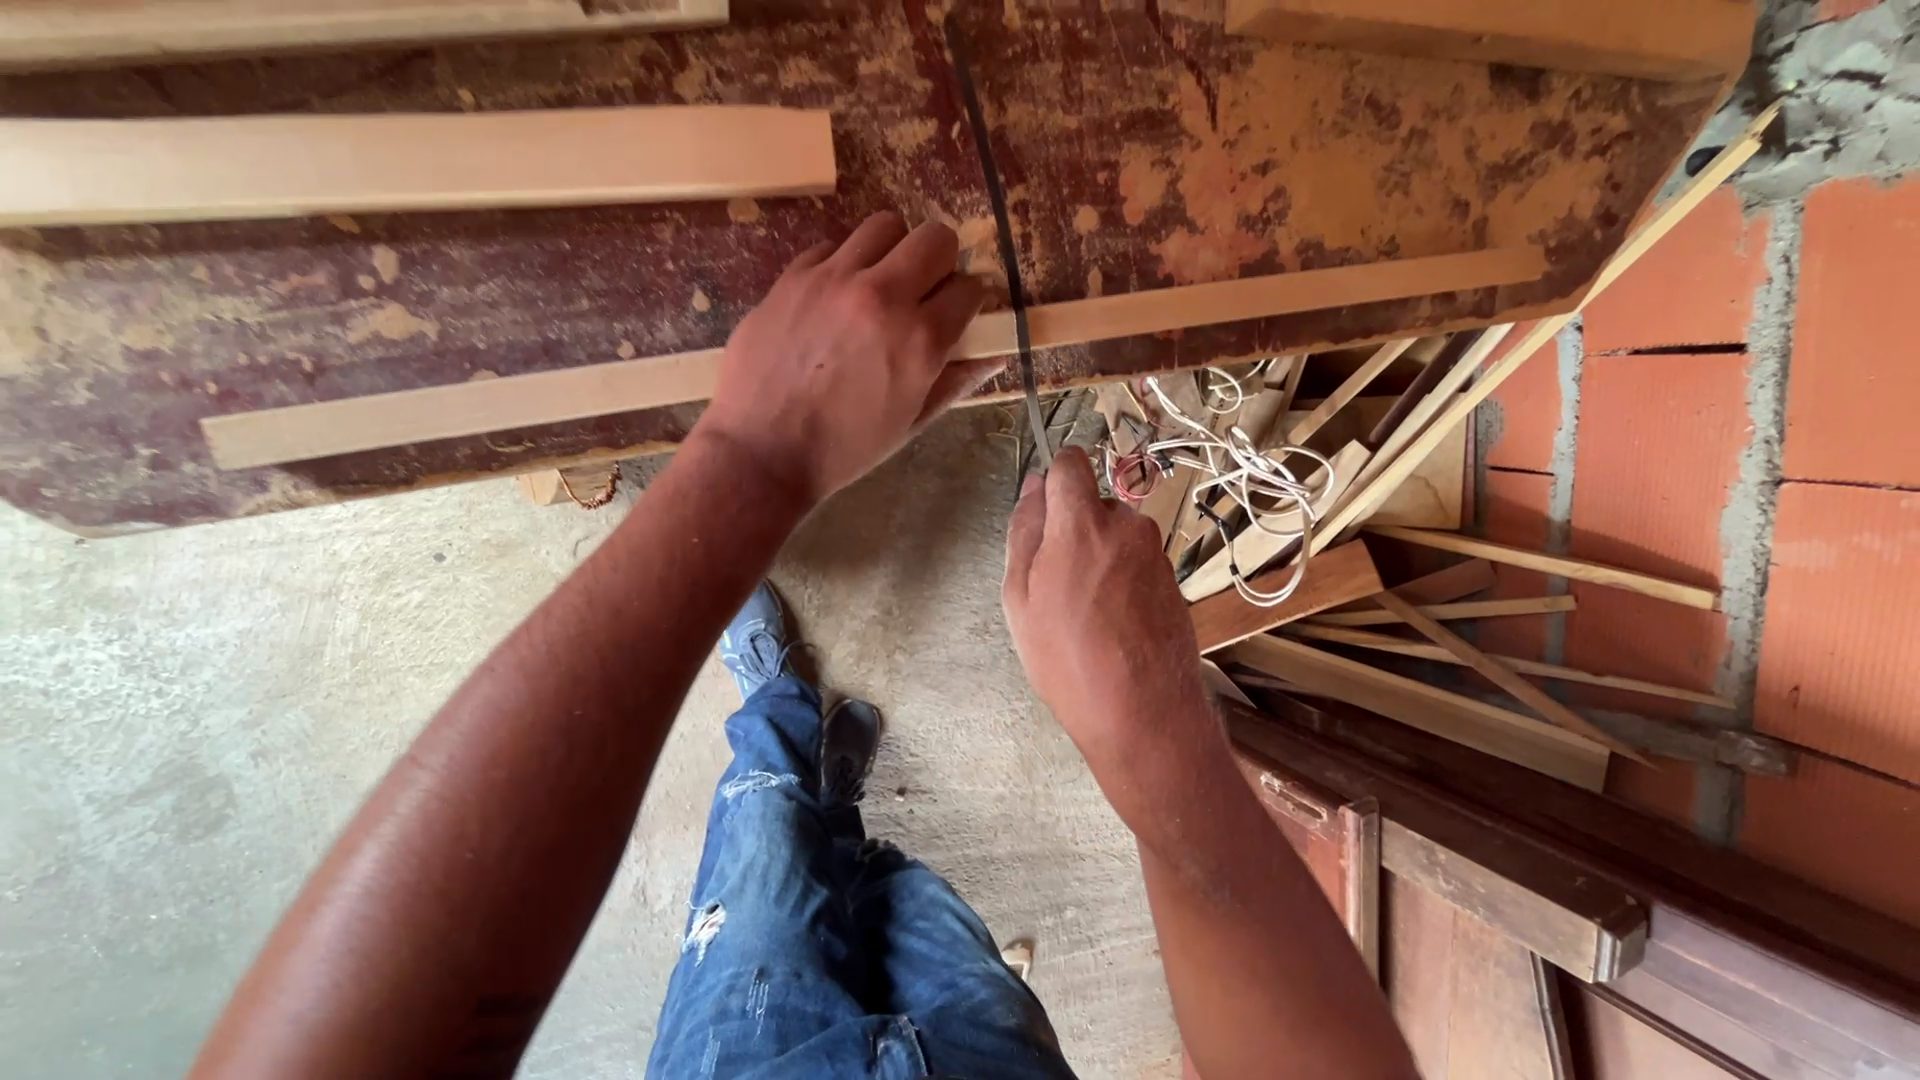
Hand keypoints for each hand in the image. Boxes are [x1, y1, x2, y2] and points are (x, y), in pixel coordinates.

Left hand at [697, 212, 996, 504]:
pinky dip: (843, 266)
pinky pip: (832, 247)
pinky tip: (834, 300)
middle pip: (935, 238)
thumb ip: (956, 381)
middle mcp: (882, 296)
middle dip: (940, 261)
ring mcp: (834, 279)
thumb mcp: (911, 423)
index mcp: (920, 340)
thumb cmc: (845, 449)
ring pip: (884, 226)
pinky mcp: (794, 276)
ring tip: (879, 283)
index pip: (970, 288)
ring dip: (892, 251)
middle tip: (925, 290)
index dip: (969, 300)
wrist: (762, 451)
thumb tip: (995, 354)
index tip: (958, 312)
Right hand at [1001, 447, 1217, 778]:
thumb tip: (1034, 485)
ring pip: (1116, 536)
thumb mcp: (1020, 596)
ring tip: (1086, 613)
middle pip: (1093, 505)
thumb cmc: (1067, 657)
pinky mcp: (1173, 579)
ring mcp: (1155, 553)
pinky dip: (1122, 580)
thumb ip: (1025, 531)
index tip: (1045, 510)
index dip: (1054, 477)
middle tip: (1057, 584)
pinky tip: (1114, 625)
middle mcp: (1127, 526)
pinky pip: (1136, 563)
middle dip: (1074, 529)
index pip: (1071, 462)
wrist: (1143, 711)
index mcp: (1083, 523)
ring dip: (1099, 558)